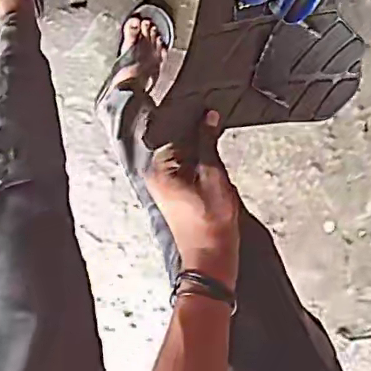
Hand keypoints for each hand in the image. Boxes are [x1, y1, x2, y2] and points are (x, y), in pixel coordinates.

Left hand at [146, 110, 241, 288]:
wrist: (211, 261)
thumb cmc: (211, 225)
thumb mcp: (214, 177)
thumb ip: (208, 142)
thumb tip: (208, 117)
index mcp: (158, 169)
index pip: (173, 131)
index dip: (191, 120)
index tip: (206, 109)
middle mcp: (155, 175)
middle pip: (178, 143)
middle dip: (197, 138)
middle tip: (214, 129)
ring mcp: (163, 185)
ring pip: (185, 156)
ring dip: (200, 152)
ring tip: (214, 152)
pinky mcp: (174, 194)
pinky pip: (186, 169)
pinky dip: (199, 165)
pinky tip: (211, 168)